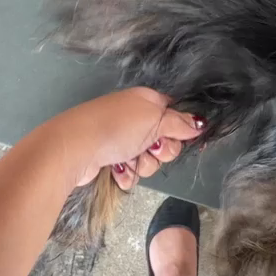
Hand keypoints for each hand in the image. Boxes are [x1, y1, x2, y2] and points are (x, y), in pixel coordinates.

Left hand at [27, 87, 205, 189]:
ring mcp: (121, 139)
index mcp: (147, 101)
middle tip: (149, 148)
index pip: (175, 115)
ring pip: (148, 159)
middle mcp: (135, 118)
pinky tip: (116, 171)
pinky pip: (130, 171)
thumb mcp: (155, 119)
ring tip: (127, 160)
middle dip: (160, 151)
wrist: (74, 147)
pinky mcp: (109, 159)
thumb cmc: (117, 127)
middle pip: (165, 141)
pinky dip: (126, 174)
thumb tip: (200, 123)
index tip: (178, 138)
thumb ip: (180, 123)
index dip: (180, 130)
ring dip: (142, 164)